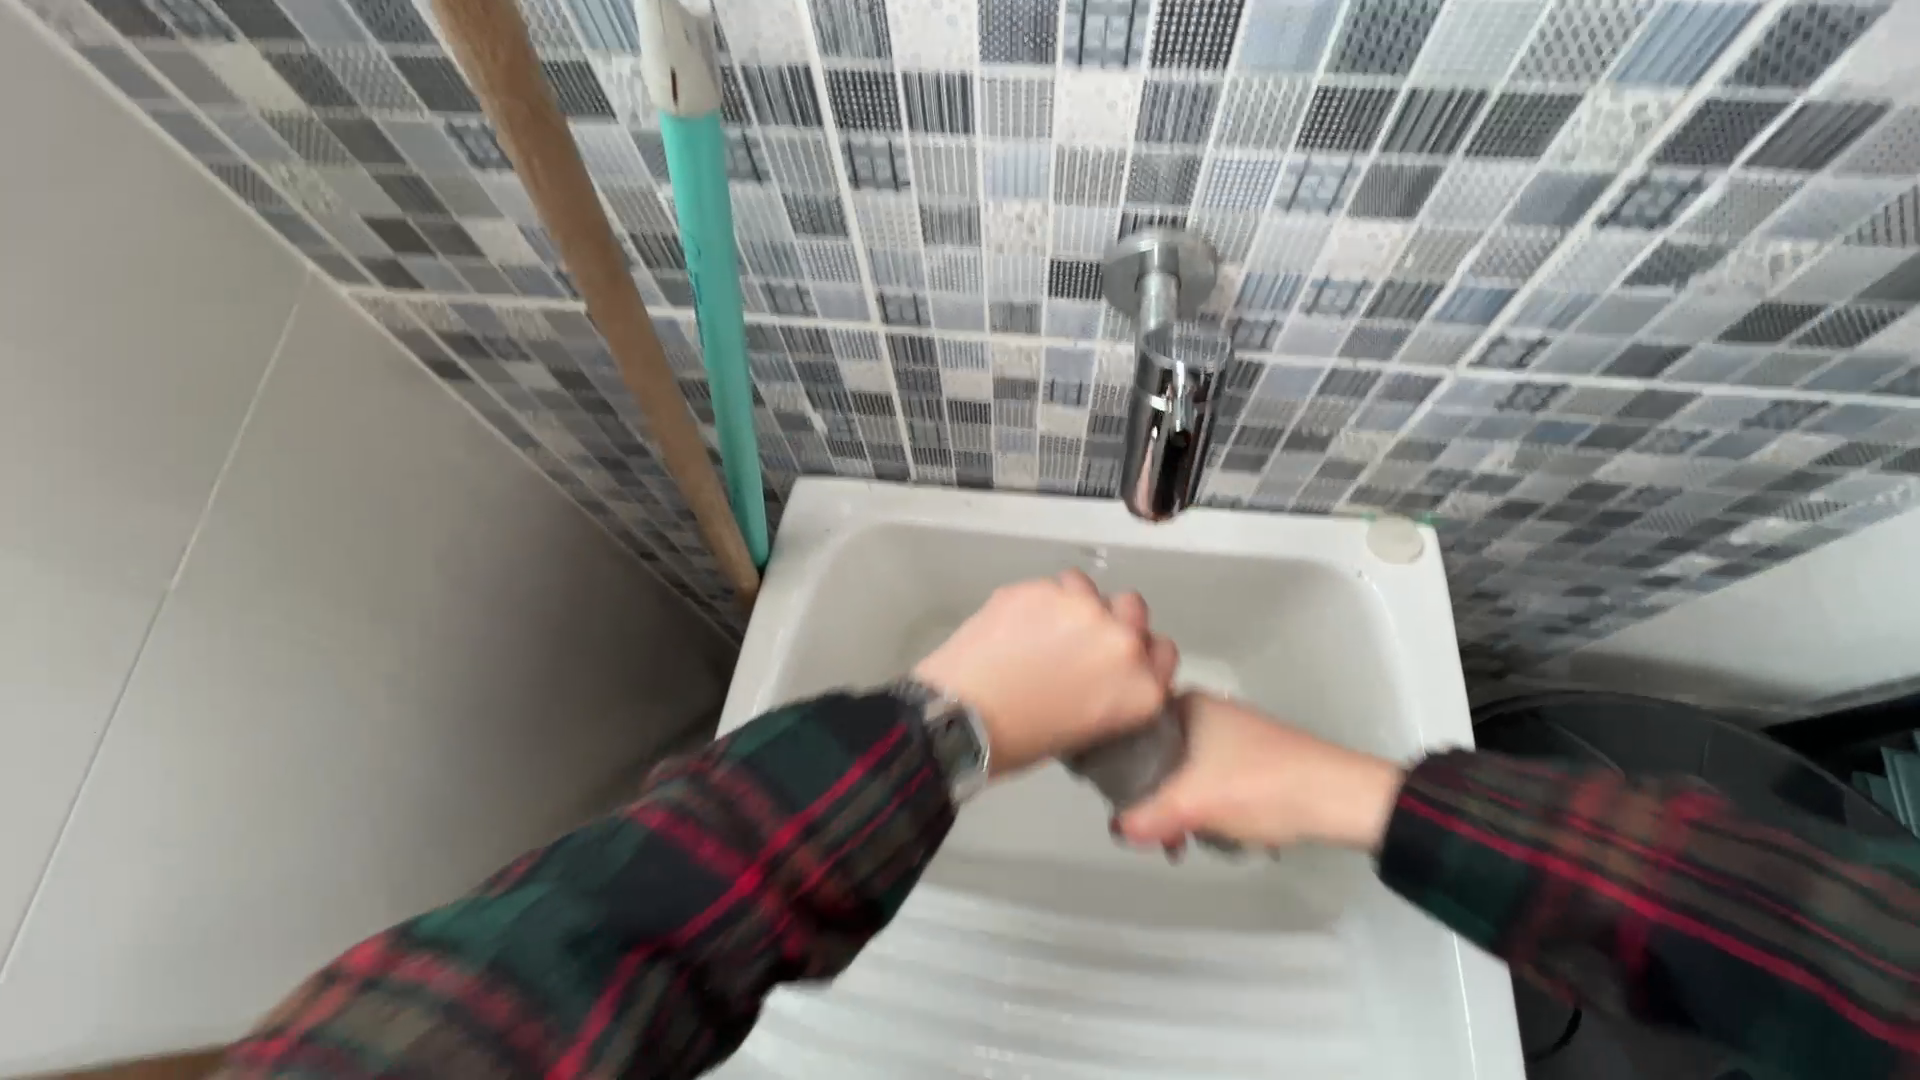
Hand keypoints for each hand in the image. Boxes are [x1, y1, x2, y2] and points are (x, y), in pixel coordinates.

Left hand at [913, 571, 1178, 776]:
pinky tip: (1014, 625)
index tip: (1113, 661)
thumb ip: (1113, 690)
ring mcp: (1081, 609)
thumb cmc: (1022, 740)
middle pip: (1133, 610)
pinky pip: (1051, 586)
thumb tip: (1103, 668)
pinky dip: (1037, 602)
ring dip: (1074, 605)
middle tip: (1077, 643)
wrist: (959, 718)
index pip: (1163, 652)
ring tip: (1040, 629)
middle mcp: (1122, 642)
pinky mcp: (1041, 589)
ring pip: (1089, 589)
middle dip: (1111, 622)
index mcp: (1141, 688)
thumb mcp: (1088, 727)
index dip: (1138, 654)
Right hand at [1115, 693, 1405, 852]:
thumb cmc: (1259, 786)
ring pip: (1185, 772)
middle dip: (1153, 799)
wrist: (1341, 798)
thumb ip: (1146, 816)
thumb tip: (1117, 830)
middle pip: (1157, 755)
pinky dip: (1206, 806)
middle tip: (1159, 835)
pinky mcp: (1253, 758)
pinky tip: (1214, 833)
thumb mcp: (1192, 804)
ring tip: (1185, 843)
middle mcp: (1205, 711)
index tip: (1115, 799)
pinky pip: (1210, 780)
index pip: (1131, 727)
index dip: (1116, 764)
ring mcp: (1232, 733)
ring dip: (1181, 808)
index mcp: (1187, 703)